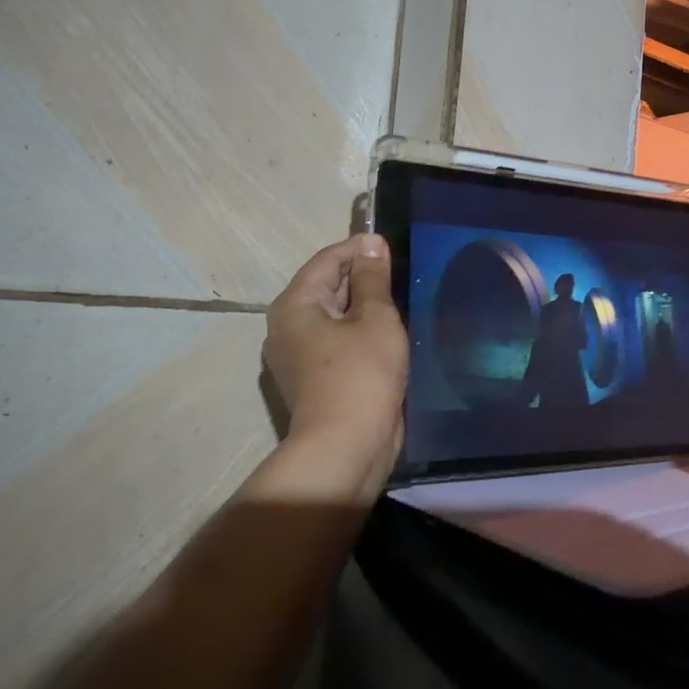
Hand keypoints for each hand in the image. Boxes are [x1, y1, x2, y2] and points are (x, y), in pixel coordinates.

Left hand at [263, 234, 407, 459]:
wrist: (347, 445)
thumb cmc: (361, 373)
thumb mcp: (375, 318)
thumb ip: (372, 278)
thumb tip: (371, 243)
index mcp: (294, 304)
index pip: (326, 260)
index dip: (359, 248)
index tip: (393, 247)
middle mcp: (286, 326)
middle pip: (326, 287)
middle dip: (362, 279)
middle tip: (403, 276)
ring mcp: (297, 357)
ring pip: (333, 318)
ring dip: (364, 309)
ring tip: (401, 303)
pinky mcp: (314, 380)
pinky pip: (337, 343)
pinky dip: (360, 334)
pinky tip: (389, 337)